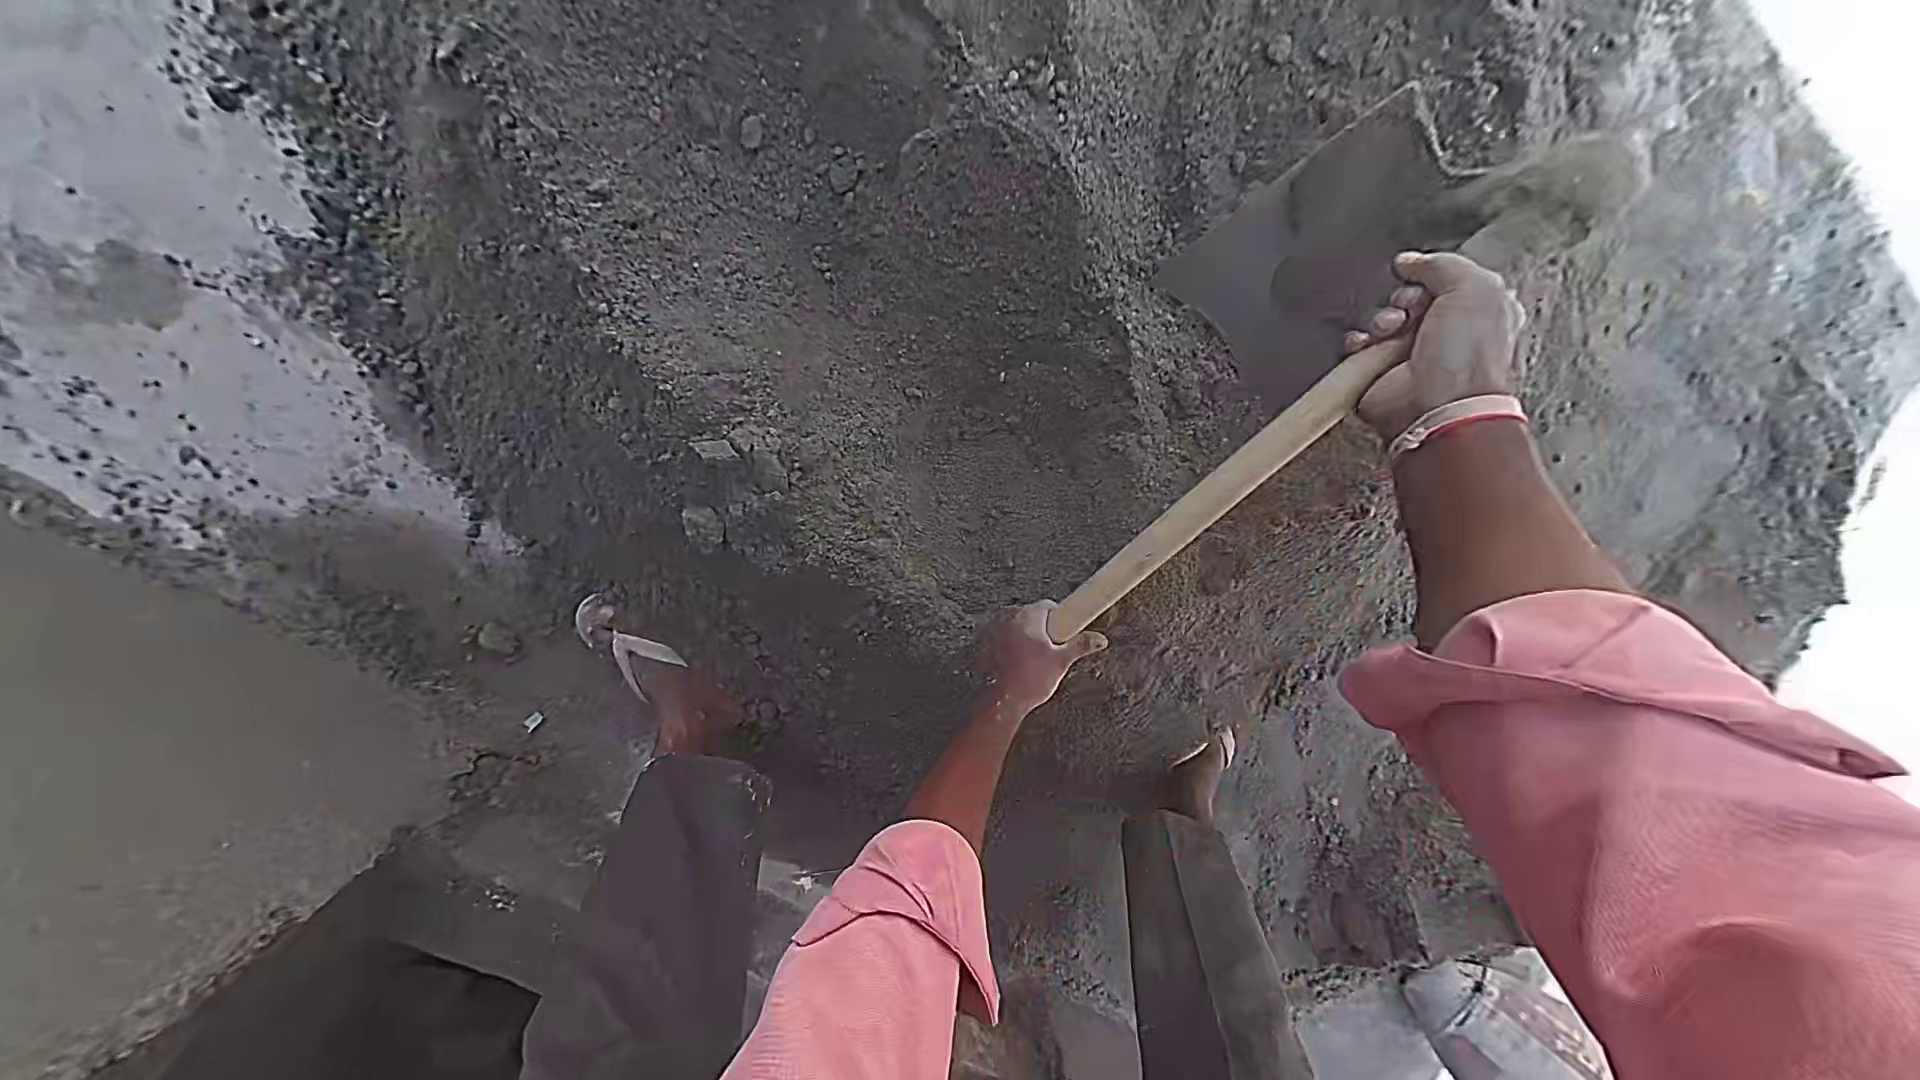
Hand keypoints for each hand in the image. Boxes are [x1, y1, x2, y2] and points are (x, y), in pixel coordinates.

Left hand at [976, 601, 1107, 716]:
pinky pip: (1002, 641)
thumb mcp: (1061, 662)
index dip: (1059, 618)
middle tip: (1051, 651)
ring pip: (1016, 630)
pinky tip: (1016, 667)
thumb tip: (1100, 639)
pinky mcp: (984, 645)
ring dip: (1025, 640)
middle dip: (1042, 631)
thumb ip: (1081, 646)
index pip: (1048, 605)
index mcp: (1029, 617)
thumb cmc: (1029, 681)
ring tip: (1033, 663)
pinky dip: (1009, 649)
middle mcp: (1009, 619)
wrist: (999, 702)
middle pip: (1031, 617)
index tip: (1064, 631)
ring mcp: (994, 631)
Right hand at [1344, 251, 1525, 441]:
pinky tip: (1364, 345)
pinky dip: (1357, 342)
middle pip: (1408, 298)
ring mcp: (1407, 353)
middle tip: (1407, 312)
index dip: (1429, 277)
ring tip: (1387, 332)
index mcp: (1475, 310)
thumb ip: (1443, 265)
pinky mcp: (1377, 372)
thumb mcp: (1474, 287)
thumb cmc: (1467, 352)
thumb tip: (1408, 261)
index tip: (1426, 285)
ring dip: (1379, 320)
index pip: (1443, 280)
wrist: (1434, 404)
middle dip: (1402, 299)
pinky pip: (1358, 346)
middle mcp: (1441, 332)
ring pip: (1381, 320)